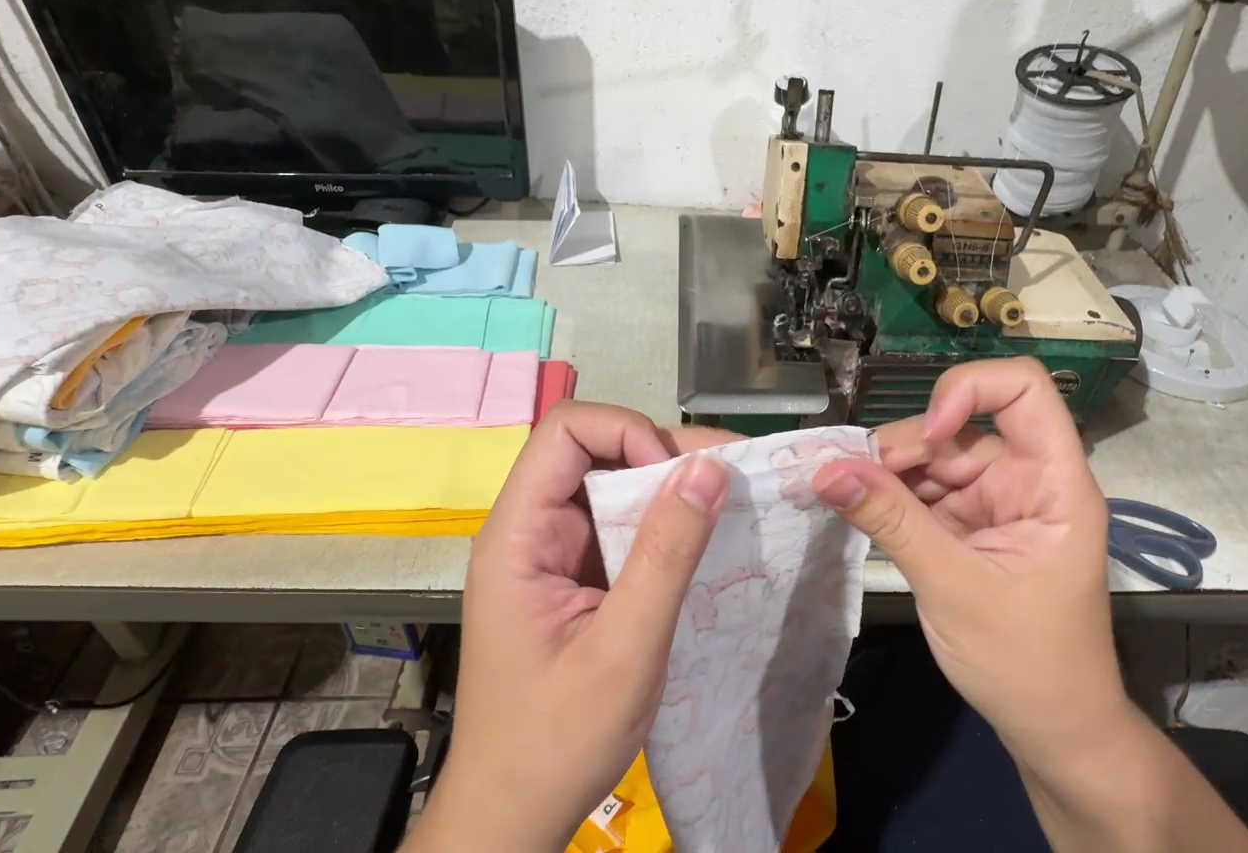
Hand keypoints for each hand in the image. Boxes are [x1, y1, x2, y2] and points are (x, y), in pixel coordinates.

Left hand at [409, 405, 740, 849]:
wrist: (514, 815)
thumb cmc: (557, 741)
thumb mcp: (624, 650)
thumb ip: (666, 555)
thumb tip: (710, 468)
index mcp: (518, 535)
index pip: (566, 432)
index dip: (627, 433)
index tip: (679, 479)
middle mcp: (530, 529)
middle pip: (594, 450)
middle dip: (664, 453)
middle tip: (733, 478)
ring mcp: (552, 553)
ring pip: (612, 484)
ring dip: (670, 487)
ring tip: (731, 501)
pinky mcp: (575, 577)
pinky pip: (620, 526)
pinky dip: (665, 523)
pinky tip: (705, 536)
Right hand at [812, 358, 1126, 750]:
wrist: (1051, 728)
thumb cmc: (1024, 661)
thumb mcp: (952, 586)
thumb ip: (891, 522)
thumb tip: (826, 470)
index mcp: (1053, 482)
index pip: (1023, 390)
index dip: (969, 389)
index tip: (927, 434)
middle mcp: (1025, 479)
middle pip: (959, 426)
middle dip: (904, 450)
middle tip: (848, 482)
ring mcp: (995, 502)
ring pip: (933, 459)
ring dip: (889, 475)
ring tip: (844, 497)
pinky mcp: (970, 526)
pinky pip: (925, 492)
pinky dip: (891, 499)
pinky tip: (859, 511)